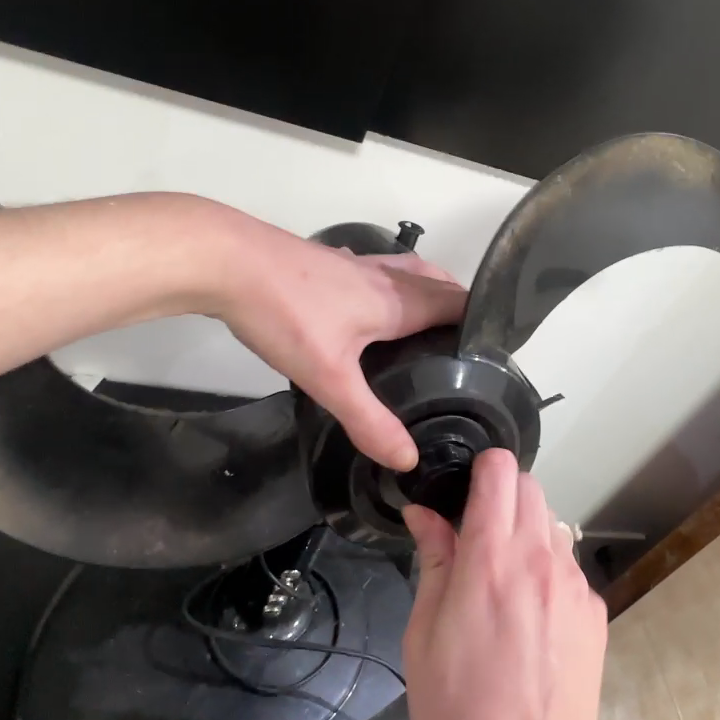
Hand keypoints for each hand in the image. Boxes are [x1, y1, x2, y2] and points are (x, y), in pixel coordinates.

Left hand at [202, 206, 465, 470]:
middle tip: (467, 347)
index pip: (459, 303)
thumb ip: (369, 420)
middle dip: (461, 309)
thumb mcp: (329, 378)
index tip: (495, 353)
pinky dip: (392, 284)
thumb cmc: (284, 315)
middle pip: (440, 284)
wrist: (224, 260)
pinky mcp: (328, 262)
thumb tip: (408, 458)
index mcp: (398, 301)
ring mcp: (355, 265)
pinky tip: (371, 303)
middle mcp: (385, 277)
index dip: (482, 323)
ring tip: (434, 320)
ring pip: (410, 272)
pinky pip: (378, 271)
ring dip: (431, 290)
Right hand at [402, 450, 611, 719]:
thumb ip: (433, 563)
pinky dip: (547, 572)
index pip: (500, 471)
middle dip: (501, 497)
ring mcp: (576, 589)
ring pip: (552, 526)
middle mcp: (542, 564)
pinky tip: (527, 619)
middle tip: (473, 538)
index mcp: (492, 562)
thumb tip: (426, 516)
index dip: (479, 467)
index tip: (462, 488)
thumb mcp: (423, 638)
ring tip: (498, 586)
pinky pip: (569, 569)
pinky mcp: (594, 615)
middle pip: (531, 489)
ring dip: (525, 535)